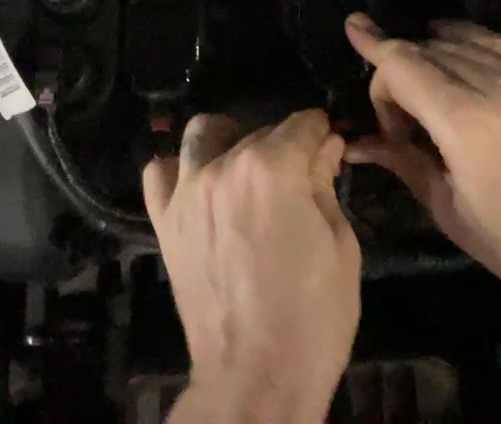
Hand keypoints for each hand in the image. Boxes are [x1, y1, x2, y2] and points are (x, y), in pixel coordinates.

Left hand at [144, 110, 359, 423]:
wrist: (254, 377)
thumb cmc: (313, 315)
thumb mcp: (340, 245)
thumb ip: (325, 184)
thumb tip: (326, 147)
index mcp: (273, 168)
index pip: (304, 123)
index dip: (324, 132)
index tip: (331, 146)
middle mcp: (223, 166)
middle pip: (260, 130)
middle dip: (286, 145)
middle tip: (301, 176)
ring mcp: (187, 193)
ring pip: (204, 133)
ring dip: (231, 141)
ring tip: (248, 172)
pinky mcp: (164, 222)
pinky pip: (159, 172)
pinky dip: (180, 171)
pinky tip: (202, 187)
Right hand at [342, 13, 500, 310]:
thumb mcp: (448, 209)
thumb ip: (400, 161)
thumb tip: (354, 144)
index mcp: (465, 124)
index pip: (402, 63)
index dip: (374, 51)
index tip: (353, 30)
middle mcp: (497, 87)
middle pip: (427, 48)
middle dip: (399, 69)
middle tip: (400, 117)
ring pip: (462, 39)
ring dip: (431, 52)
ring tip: (424, 85)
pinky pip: (498, 44)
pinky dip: (468, 43)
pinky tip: (456, 54)